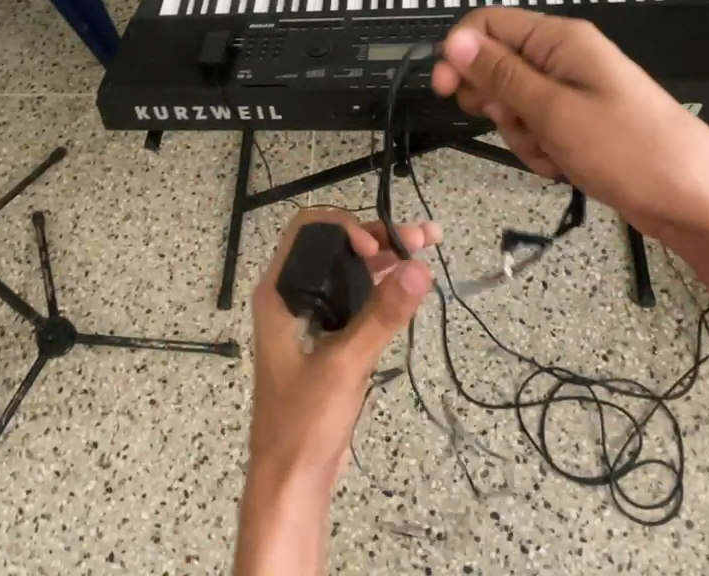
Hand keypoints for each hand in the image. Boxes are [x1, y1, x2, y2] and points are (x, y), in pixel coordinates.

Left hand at [236, 207, 438, 573]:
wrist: (292, 480)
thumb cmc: (303, 421)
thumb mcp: (345, 364)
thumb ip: (382, 315)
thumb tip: (419, 269)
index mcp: (280, 292)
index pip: (309, 231)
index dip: (344, 228)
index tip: (376, 249)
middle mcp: (293, 296)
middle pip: (335, 248)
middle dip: (379, 236)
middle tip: (424, 237)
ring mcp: (311, 317)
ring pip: (349, 272)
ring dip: (387, 258)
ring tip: (428, 246)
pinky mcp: (329, 338)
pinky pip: (356, 298)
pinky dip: (383, 286)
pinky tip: (410, 284)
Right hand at [429, 6, 708, 245]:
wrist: (693, 201)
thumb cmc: (631, 151)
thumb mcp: (554, 111)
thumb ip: (501, 75)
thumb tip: (455, 40)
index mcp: (560, 40)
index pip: (487, 24)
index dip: (459, 53)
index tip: (444, 91)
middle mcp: (563, 58)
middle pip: (495, 67)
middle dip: (494, 103)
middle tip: (519, 125)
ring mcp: (571, 93)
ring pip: (511, 105)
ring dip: (520, 134)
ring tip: (553, 151)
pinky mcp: (577, 123)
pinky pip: (535, 130)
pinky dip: (539, 150)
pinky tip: (564, 165)